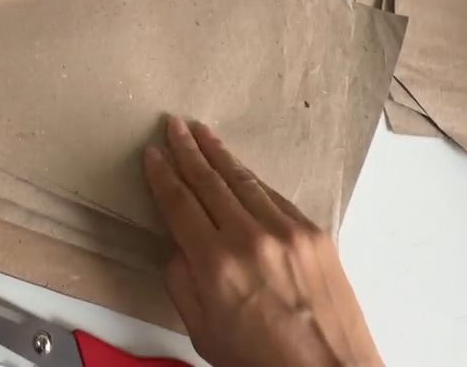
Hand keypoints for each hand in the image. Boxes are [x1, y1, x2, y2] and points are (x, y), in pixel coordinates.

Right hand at [144, 117, 382, 366]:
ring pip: (243, 179)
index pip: (179, 202)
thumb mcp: (203, 332)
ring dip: (218, 153)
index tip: (152, 153)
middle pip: (209, 180)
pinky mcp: (314, 233)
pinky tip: (239, 170)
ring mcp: (287, 231)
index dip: (162, 174)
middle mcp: (250, 238)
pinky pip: (274, 195)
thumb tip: (180, 245)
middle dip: (187, 149)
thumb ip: (182, 282)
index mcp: (216, 265)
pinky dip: (251, 179)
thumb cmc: (262, 365)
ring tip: (201, 132)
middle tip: (173, 125)